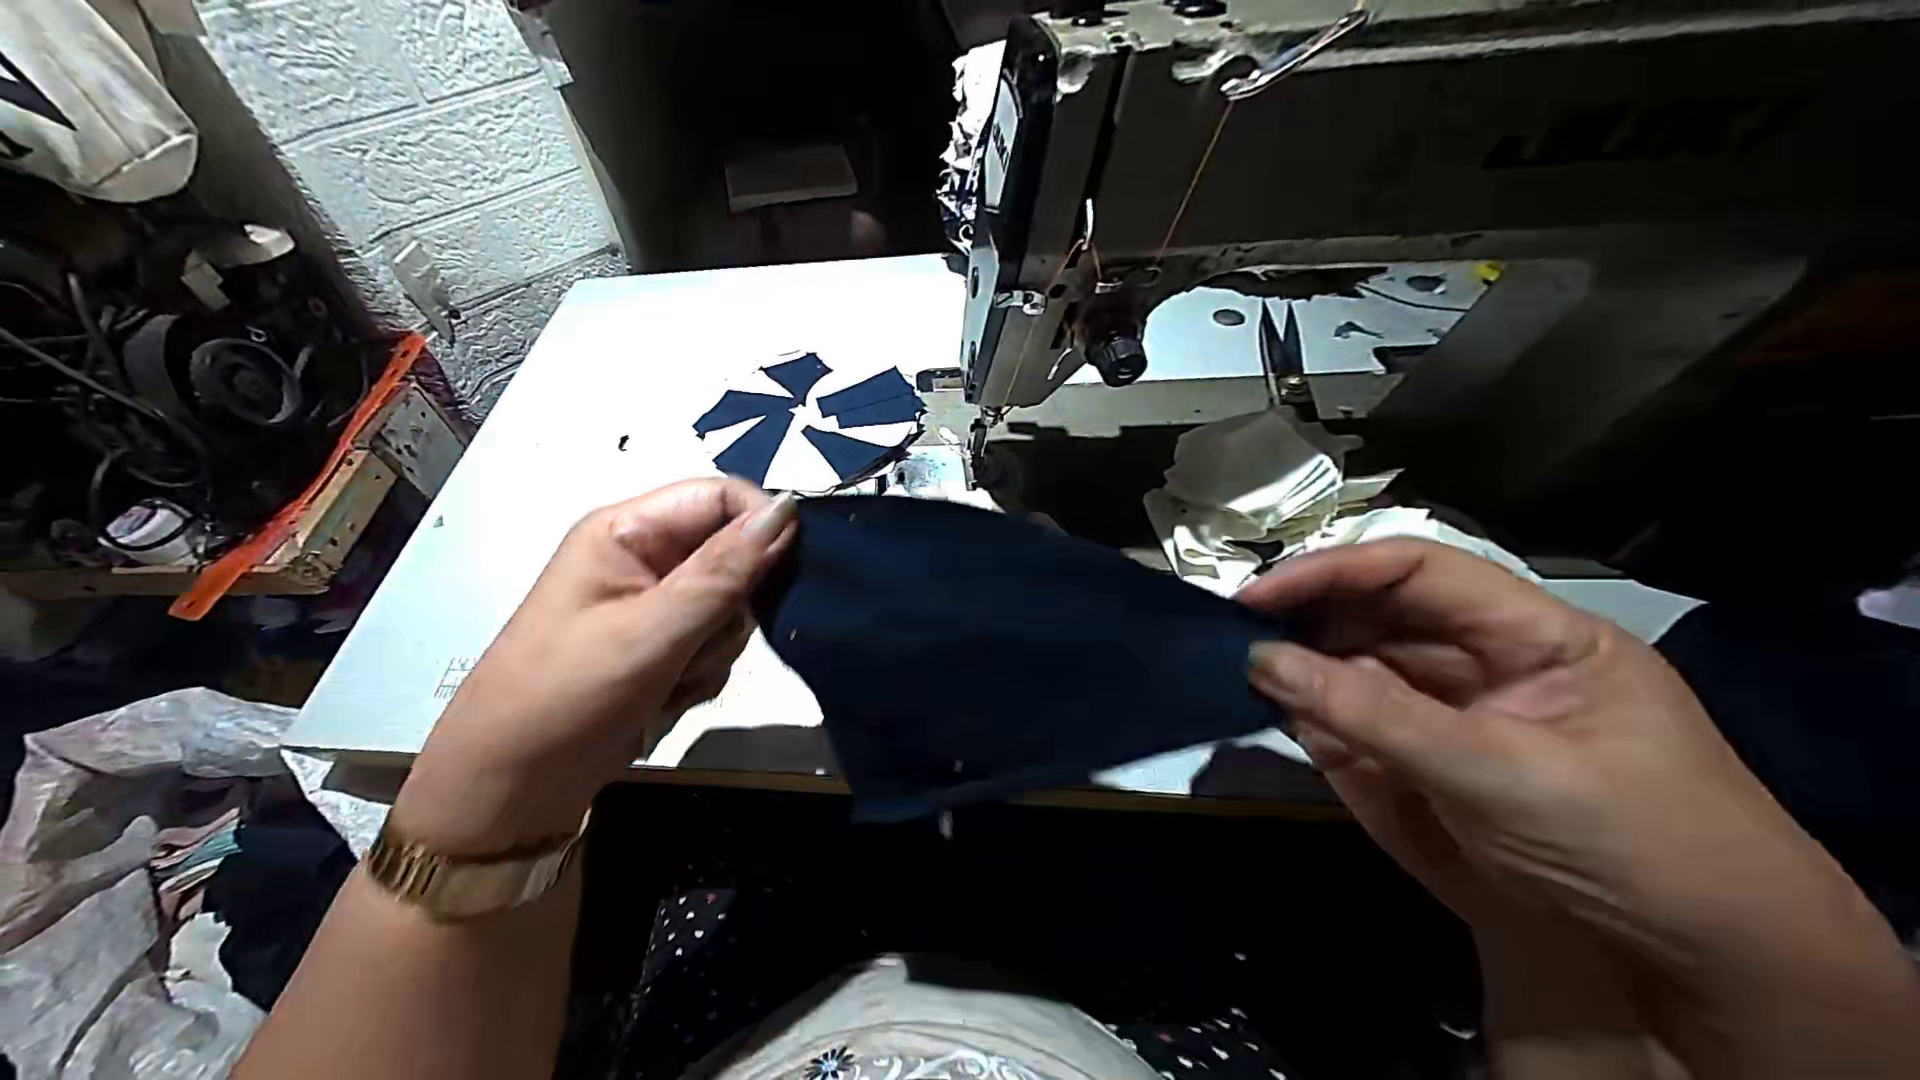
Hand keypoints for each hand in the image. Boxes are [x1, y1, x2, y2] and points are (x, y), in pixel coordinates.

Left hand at [391, 480, 795, 852]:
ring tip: (673, 675)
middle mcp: (648, 559)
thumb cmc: (567, 694)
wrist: (514, 787)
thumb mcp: (652, 630)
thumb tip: (787, 510)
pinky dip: (707, 670)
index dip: (760, 522)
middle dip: (732, 602)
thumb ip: (725, 571)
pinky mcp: (670, 644)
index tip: (790, 566)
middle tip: (702, 638)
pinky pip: (722, 641)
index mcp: (627, 531)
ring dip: (716, 645)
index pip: (718, 497)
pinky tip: (669, 692)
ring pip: (735, 604)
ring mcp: (660, 605)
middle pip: (734, 552)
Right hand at [1238, 540, 1919, 1077]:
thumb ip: (1373, 714)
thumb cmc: (1631, 848)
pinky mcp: (1395, 760)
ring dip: (1287, 660)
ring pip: (1340, 662)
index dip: (1336, 571)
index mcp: (1528, 634)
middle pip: (1368, 611)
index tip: (1261, 592)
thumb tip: (1260, 659)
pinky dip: (1292, 708)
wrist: (1683, 979)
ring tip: (1230, 659)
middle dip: (1301, 612)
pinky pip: (1332, 719)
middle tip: (1230, 627)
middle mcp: (1468, 659)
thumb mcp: (1502, 773)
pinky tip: (1256, 698)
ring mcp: (1428, 710)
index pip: (1419, 572)